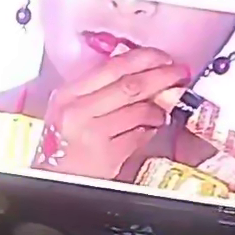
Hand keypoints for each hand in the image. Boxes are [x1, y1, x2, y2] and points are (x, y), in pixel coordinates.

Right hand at [42, 48, 188, 178]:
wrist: (54, 177)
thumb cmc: (62, 143)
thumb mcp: (68, 109)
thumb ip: (96, 89)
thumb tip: (141, 70)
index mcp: (67, 95)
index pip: (112, 67)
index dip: (144, 58)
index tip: (162, 57)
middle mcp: (77, 111)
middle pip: (131, 86)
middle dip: (162, 77)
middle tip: (179, 74)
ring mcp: (93, 133)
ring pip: (140, 110)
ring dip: (158, 108)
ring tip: (161, 110)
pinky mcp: (107, 155)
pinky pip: (140, 135)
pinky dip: (150, 130)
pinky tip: (148, 129)